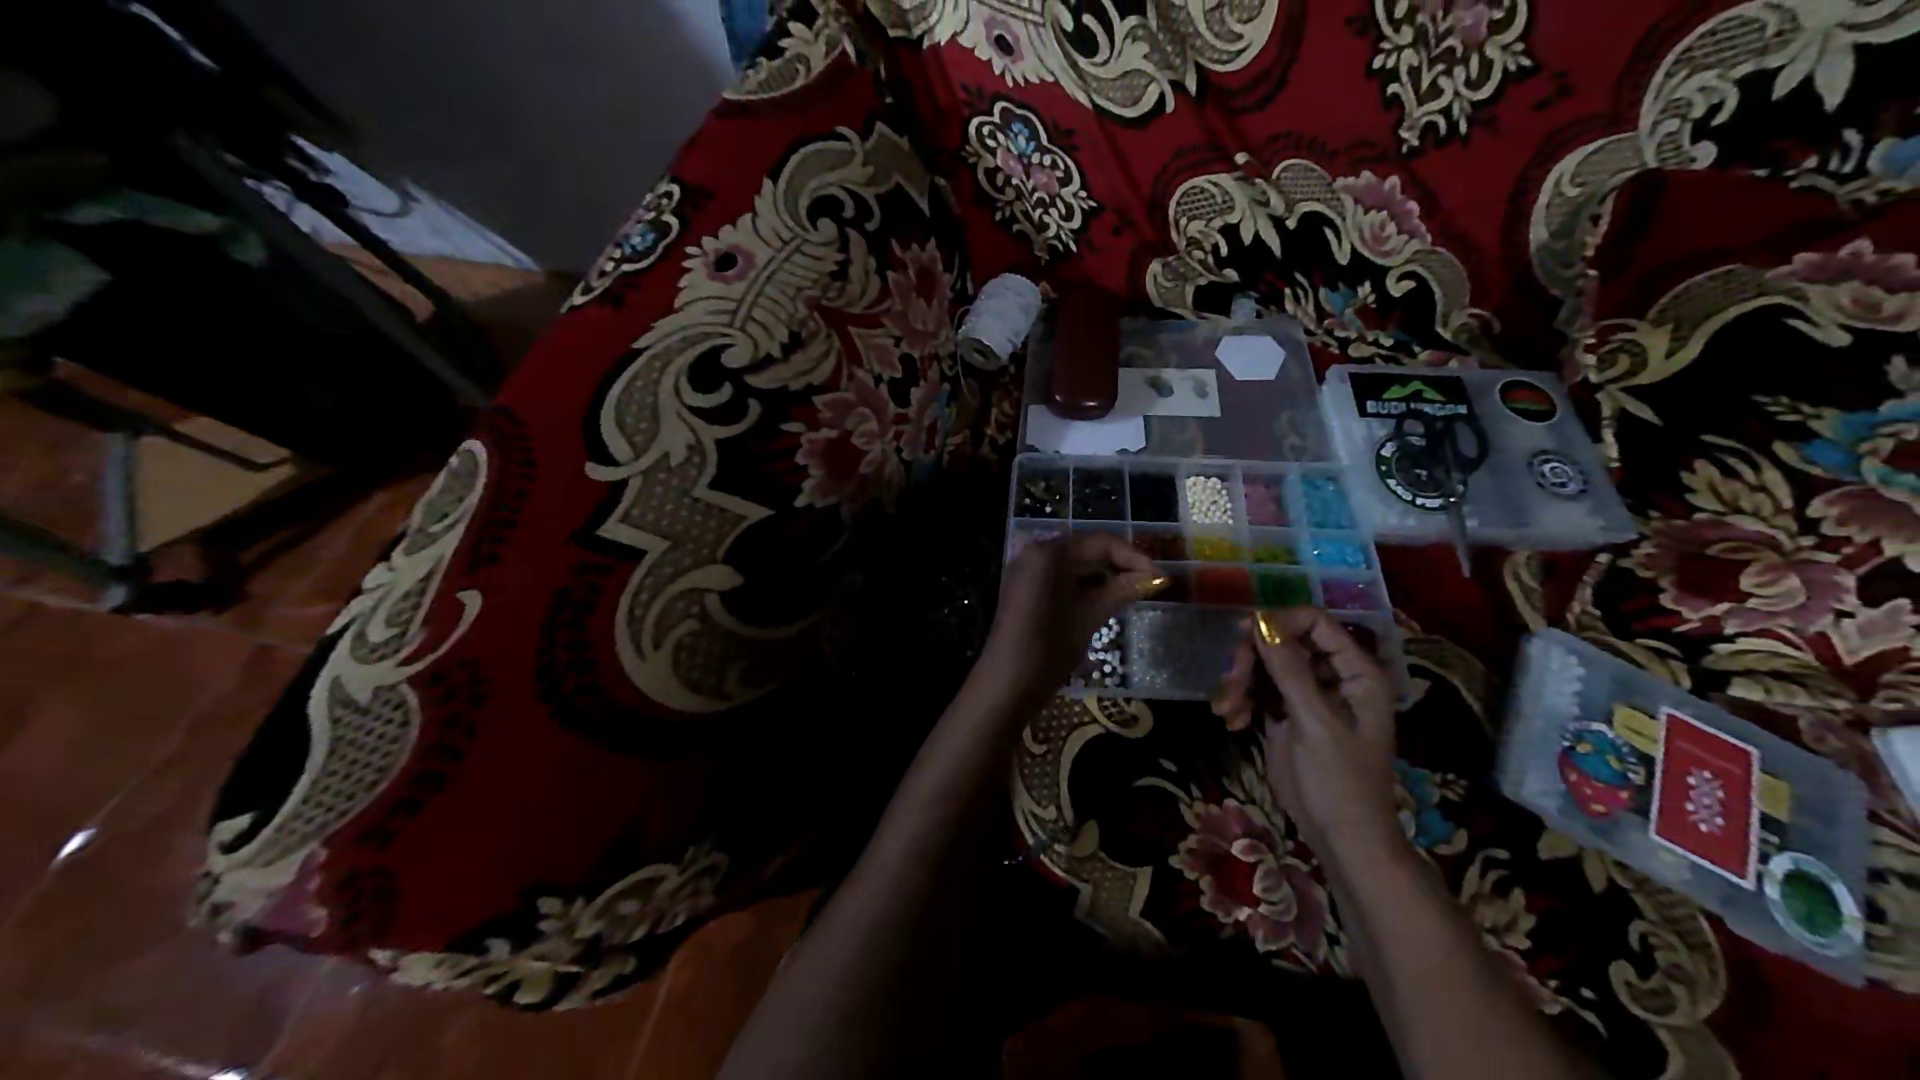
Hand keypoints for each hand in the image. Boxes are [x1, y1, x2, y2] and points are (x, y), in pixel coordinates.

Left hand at [980, 532, 1161, 700]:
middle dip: (1119, 564)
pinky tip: (1105, 599)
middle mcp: (1035, 552)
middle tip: (1151, 583)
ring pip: (1074, 562)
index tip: (1160, 576)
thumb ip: (1121, 591)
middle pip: (1086, 549)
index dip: (1133, 557)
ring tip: (1133, 592)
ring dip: (1103, 574)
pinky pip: (1060, 575)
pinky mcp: (1024, 586)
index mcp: (1049, 553)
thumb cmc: (1049, 649)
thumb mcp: (1089, 617)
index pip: (1100, 542)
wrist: (1006, 684)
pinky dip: (1083, 584)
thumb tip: (1156, 577)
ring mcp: (1026, 569)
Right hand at [1212, 607, 1400, 860]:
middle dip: (1252, 659)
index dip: (1280, 623)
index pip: (1316, 623)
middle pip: (1284, 642)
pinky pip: (1258, 690)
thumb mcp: (1315, 723)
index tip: (1244, 636)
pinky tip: (1232, 721)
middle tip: (1230, 681)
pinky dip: (1241, 701)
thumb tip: (1261, 621)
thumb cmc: (1340, 781)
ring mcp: (1307, 696)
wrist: (1340, 838)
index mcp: (1356, 673)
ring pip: (1265, 665)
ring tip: (1226, 710)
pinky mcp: (1286, 714)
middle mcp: (1333, 677)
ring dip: (1240, 682)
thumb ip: (1289, 670)